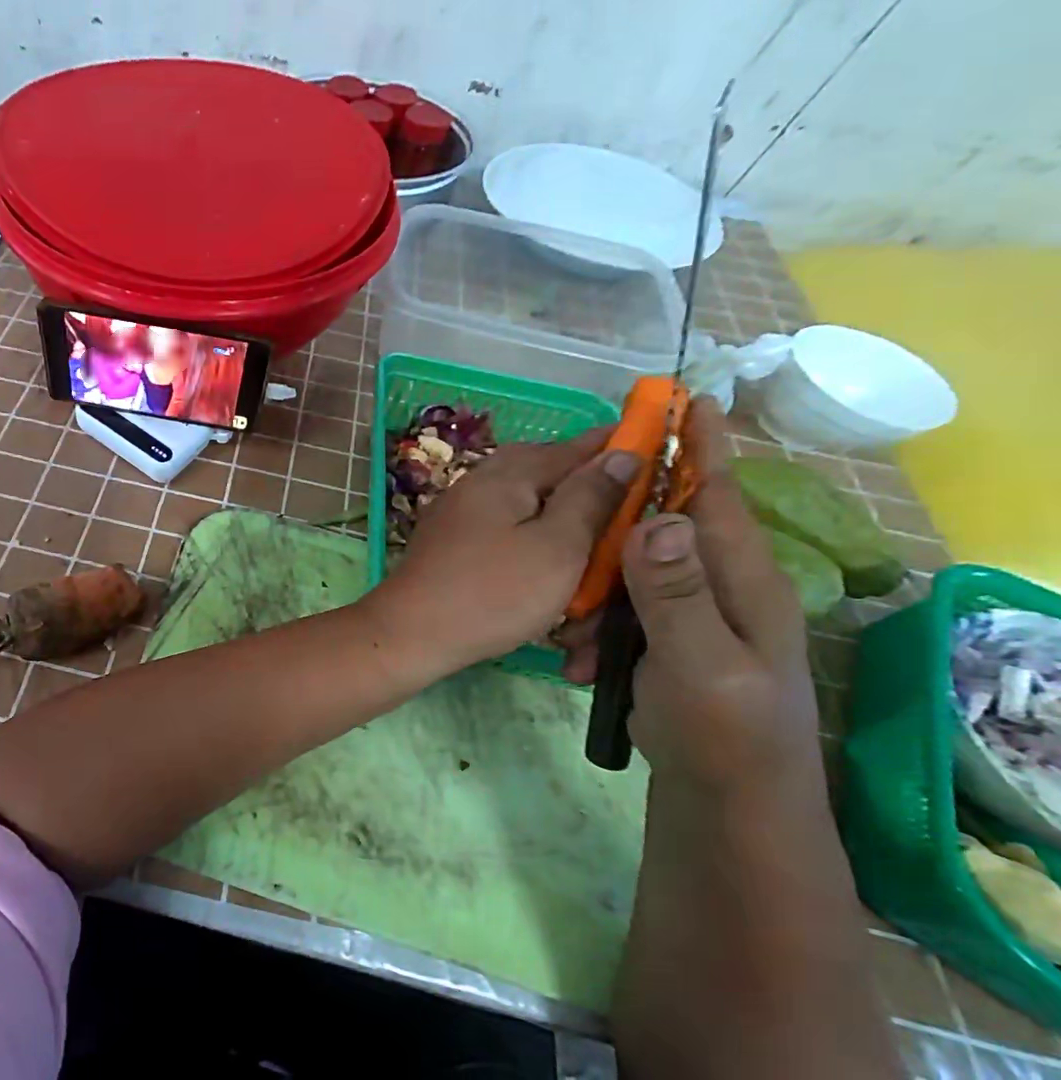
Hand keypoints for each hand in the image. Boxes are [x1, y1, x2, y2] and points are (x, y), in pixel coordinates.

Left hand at [359, 428, 637, 676]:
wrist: (412, 632)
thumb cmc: (493, 592)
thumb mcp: (558, 546)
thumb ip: (589, 498)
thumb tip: (618, 453)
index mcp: (503, 477)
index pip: (569, 448)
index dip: (612, 445)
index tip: (653, 443)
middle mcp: (473, 485)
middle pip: (535, 465)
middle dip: (577, 472)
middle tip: (618, 489)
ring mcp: (455, 514)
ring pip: (513, 493)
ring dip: (549, 501)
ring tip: (585, 523)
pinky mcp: (447, 542)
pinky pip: (494, 520)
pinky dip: (523, 526)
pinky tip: (540, 547)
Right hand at [560, 400, 820, 791]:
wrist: (727, 801)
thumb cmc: (724, 730)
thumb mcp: (699, 663)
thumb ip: (676, 594)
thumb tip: (658, 518)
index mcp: (741, 580)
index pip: (717, 497)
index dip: (700, 448)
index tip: (682, 402)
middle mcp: (718, 585)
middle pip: (662, 528)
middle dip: (614, 529)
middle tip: (570, 528)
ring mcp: (690, 614)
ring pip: (629, 574)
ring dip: (591, 597)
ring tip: (572, 640)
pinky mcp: (664, 639)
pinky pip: (619, 611)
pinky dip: (592, 629)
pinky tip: (576, 660)